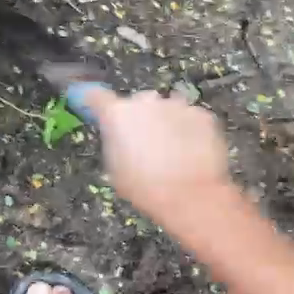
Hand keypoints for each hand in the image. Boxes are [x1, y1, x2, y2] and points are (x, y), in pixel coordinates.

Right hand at [83, 90, 239, 234]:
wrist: (191, 197)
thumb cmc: (145, 188)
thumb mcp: (115, 169)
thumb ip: (113, 142)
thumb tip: (116, 134)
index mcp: (117, 114)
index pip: (96, 96)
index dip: (93, 100)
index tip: (92, 105)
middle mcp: (145, 101)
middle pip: (136, 102)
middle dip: (138, 117)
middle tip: (143, 142)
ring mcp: (176, 105)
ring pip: (165, 108)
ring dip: (164, 121)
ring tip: (171, 149)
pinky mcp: (201, 114)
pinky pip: (189, 117)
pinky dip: (188, 128)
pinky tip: (190, 150)